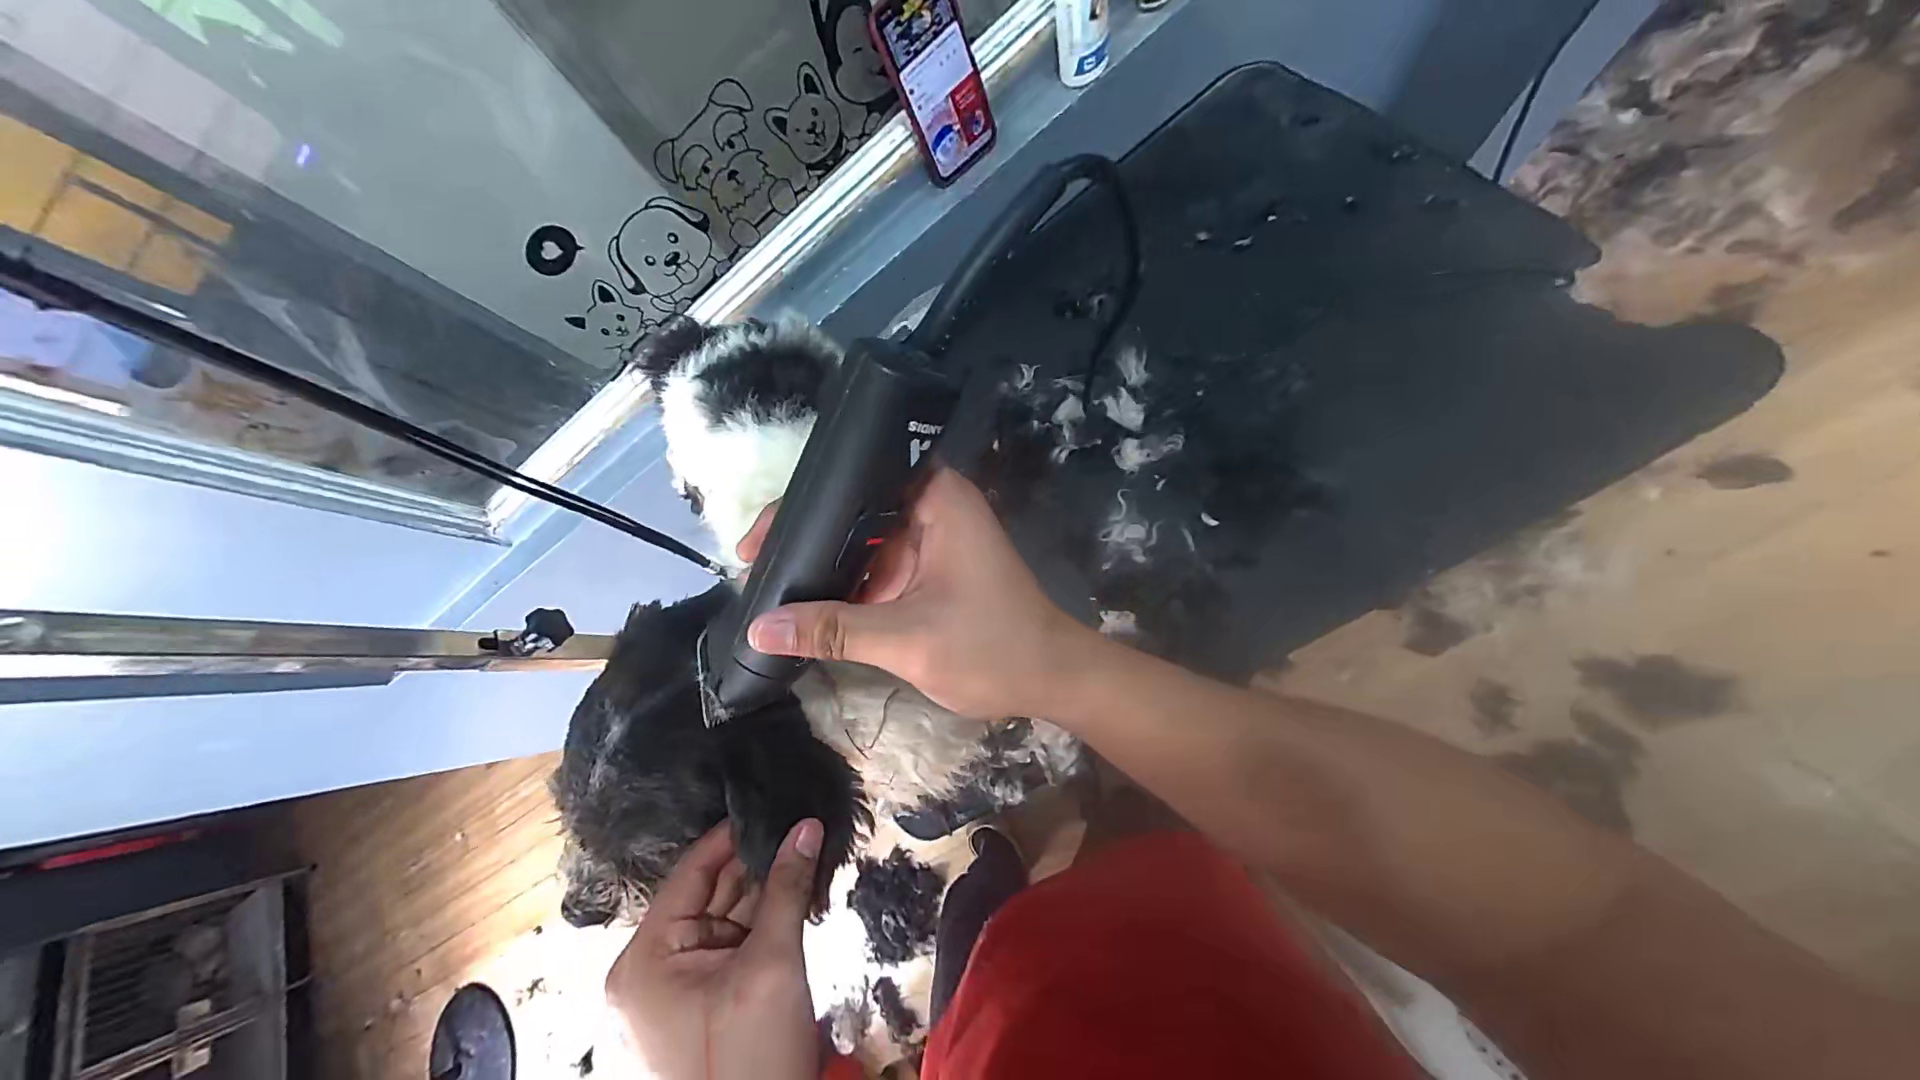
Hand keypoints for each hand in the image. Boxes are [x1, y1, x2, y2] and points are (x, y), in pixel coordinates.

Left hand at [604, 820, 821, 1079]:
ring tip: (805, 846)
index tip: (769, 803)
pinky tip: (800, 885)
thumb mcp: (771, 964)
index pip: (690, 873)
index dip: (731, 836)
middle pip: (711, 891)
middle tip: (798, 823)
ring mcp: (682, 982)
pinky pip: (739, 938)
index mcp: (646, 958)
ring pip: (730, 913)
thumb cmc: (751, 1056)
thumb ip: (787, 887)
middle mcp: (655, 966)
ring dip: (768, 885)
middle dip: (757, 860)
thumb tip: (807, 826)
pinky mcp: (710, 994)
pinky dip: (768, 915)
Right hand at [736, 467, 1097, 720]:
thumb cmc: (993, 648)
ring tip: (766, 586)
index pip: (852, 483)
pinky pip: (878, 567)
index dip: (799, 507)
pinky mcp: (930, 567)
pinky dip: (849, 585)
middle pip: (852, 511)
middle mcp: (931, 506)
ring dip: (824, 566)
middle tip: (752, 567)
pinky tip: (808, 602)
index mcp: (935, 498)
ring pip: (862, 542)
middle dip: (805, 540)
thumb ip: (834, 630)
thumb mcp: (908, 640)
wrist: (1054, 678)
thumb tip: (758, 629)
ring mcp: (931, 537)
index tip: (757, 544)